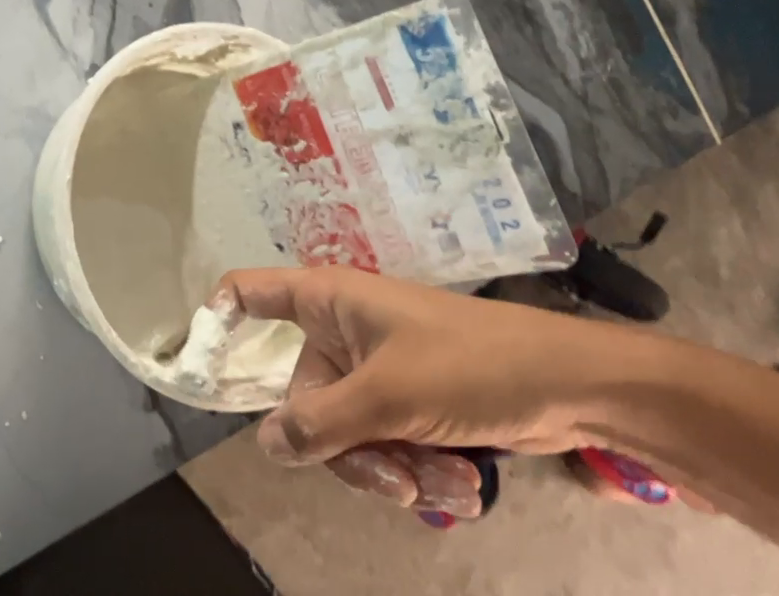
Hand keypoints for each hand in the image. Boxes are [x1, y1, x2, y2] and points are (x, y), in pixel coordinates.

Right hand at [213, 265, 633, 516]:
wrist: (577, 388)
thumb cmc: (472, 365)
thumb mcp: (389, 397)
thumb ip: (319, 423)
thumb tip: (267, 442)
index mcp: (326, 303)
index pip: (249, 291)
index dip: (217, 317)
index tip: (201, 360)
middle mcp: (343, 333)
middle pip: (302, 398)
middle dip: (347, 449)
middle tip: (393, 476)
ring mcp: (377, 370)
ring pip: (346, 433)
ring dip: (391, 469)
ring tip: (442, 484)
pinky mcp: (410, 403)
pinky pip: (385, 443)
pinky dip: (418, 470)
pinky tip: (462, 486)